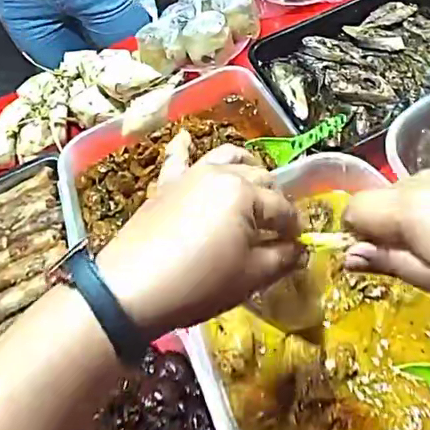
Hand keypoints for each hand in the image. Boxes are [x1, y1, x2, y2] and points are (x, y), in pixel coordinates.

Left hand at [96, 163, 300, 334]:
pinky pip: (178, 158)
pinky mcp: (167, 184)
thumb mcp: (250, 277)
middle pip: (262, 180)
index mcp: (247, 194)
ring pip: (229, 158)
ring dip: (247, 168)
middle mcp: (224, 174)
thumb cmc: (199, 283)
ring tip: (253, 184)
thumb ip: (282, 258)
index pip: (283, 208)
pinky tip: (186, 139)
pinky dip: (185, 147)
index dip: (294, 227)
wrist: (129, 290)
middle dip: (275, 201)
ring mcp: (193, 175)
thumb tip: (300, 249)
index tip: (297, 244)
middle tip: (276, 228)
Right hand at [341, 170, 429, 325]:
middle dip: (383, 230)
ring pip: (406, 196)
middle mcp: (422, 179)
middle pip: (380, 199)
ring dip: (409, 224)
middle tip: (414, 268)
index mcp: (406, 203)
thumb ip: (386, 262)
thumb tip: (348, 255)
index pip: (353, 207)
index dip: (356, 236)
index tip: (378, 264)